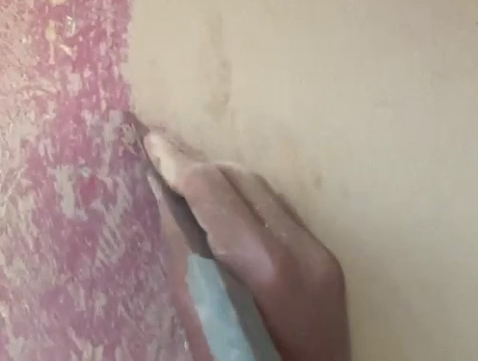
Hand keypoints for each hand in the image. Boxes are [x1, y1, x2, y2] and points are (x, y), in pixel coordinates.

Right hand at [145, 130, 349, 360]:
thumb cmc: (234, 360)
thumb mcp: (195, 309)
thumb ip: (179, 242)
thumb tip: (161, 189)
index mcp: (265, 263)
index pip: (211, 186)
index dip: (175, 160)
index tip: (149, 138)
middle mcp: (301, 247)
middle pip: (239, 178)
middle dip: (197, 164)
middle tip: (161, 153)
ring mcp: (321, 254)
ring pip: (261, 188)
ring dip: (221, 178)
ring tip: (186, 174)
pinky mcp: (328, 262)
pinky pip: (278, 211)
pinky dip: (245, 199)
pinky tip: (222, 202)